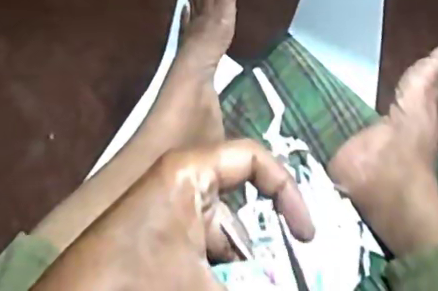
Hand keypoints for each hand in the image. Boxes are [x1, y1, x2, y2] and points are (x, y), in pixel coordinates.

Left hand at [31, 141, 315, 290]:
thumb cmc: (130, 281)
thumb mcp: (197, 284)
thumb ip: (247, 281)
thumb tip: (284, 282)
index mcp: (188, 170)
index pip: (252, 159)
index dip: (286, 190)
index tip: (307, 236)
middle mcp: (179, 185)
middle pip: (239, 210)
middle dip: (262, 252)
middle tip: (288, 270)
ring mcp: (165, 219)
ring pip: (221, 243)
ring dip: (238, 269)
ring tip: (256, 276)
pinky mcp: (155, 249)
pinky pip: (199, 259)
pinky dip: (216, 275)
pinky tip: (228, 281)